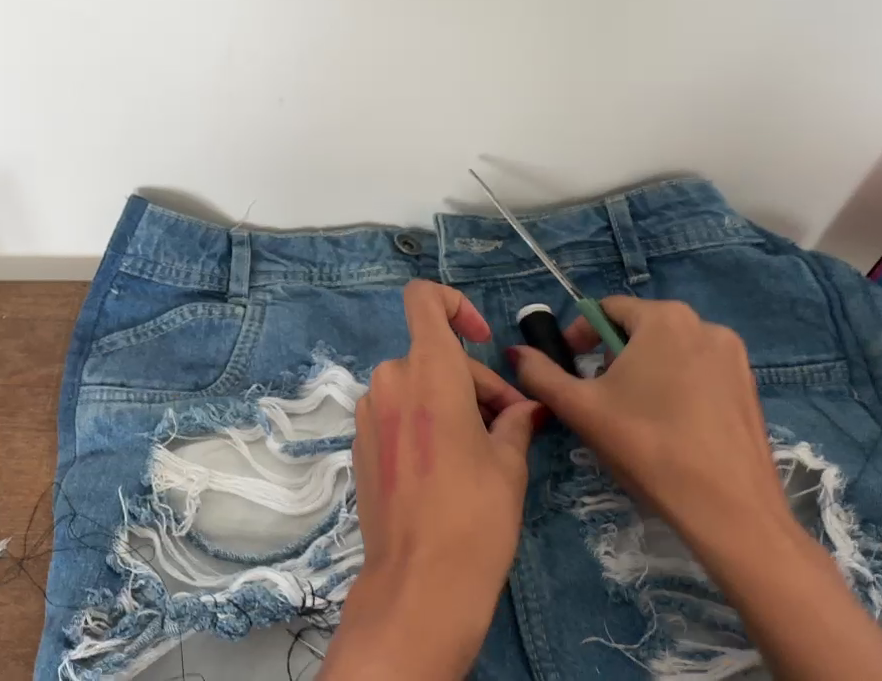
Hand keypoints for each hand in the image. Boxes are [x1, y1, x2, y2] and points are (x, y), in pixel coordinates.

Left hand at [322, 281, 538, 679]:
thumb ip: (513, 420)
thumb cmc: (475, 516)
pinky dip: (423, 421)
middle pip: (433, 354)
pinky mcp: (360, 441)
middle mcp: (390, 380)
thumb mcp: (509, 464)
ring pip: (415, 384)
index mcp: (427, 371)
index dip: (455, 306)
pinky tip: (447, 466)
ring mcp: (369, 412)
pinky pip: (396, 411)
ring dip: (450, 402)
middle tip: (510, 425)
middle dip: (474, 381)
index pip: (423, 300)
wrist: (419, 582)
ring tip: (485, 450)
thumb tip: (522, 408)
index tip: (482, 339)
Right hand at [504, 295, 787, 553]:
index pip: (605, 310)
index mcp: (664, 319)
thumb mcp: (579, 407)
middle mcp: (704, 326)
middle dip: (611, 356)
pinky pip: (697, 374)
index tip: (568, 368)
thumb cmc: (647, 445)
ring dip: (643, 372)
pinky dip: (674, 388)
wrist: (730, 512)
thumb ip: (540, 373)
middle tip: (597, 395)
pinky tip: (667, 427)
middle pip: (639, 329)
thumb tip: (516, 352)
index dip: (578, 336)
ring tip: (630, 414)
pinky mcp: (750, 389)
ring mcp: (734, 358)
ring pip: (669, 352)